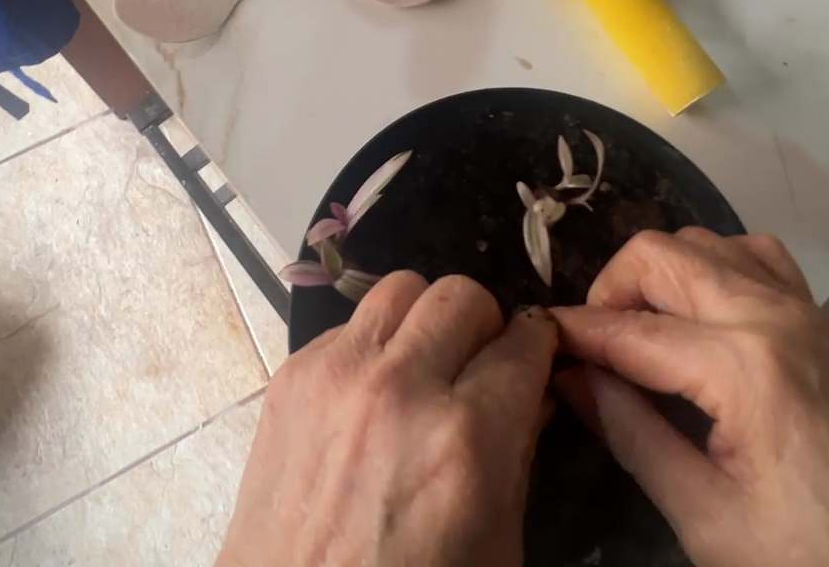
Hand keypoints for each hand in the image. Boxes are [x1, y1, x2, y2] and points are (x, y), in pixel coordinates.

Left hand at [218, 272, 557, 566]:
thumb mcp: (497, 545)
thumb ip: (521, 454)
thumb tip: (532, 388)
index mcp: (465, 440)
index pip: (524, 343)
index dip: (538, 347)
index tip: (535, 357)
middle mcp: (399, 387)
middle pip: (460, 294)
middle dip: (483, 324)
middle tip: (478, 365)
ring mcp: (336, 372)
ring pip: (401, 287)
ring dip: (424, 321)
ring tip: (422, 367)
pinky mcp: (291, 372)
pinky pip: (349, 324)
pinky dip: (372, 346)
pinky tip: (368, 395)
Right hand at [552, 228, 828, 566]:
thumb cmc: (819, 562)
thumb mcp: (708, 519)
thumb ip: (631, 435)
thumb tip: (569, 377)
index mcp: (742, 368)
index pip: (628, 330)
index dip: (573, 333)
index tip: (536, 341)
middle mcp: (770, 316)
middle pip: (659, 254)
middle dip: (609, 289)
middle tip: (592, 348)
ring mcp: (802, 309)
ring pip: (703, 241)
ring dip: (659, 274)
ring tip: (644, 332)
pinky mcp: (821, 319)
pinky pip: (754, 255)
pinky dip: (712, 265)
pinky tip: (703, 315)